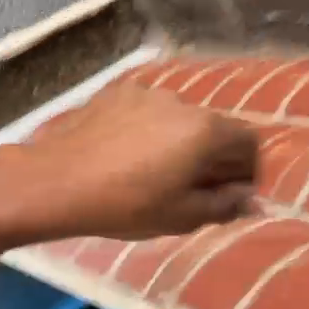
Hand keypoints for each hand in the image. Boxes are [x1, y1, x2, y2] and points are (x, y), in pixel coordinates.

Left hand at [0, 80, 259, 240]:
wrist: (57, 179)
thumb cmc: (126, 203)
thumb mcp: (184, 216)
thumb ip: (225, 204)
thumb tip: (251, 200)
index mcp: (204, 128)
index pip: (248, 140)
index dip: (246, 169)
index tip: (229, 194)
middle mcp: (177, 100)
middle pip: (211, 126)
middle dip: (211, 156)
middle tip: (193, 189)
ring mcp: (141, 92)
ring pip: (175, 118)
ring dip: (177, 140)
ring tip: (154, 172)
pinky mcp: (111, 93)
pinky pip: (144, 111)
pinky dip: (147, 129)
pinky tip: (126, 154)